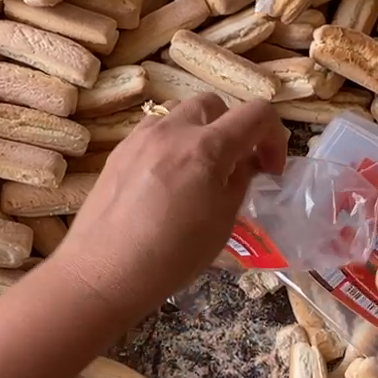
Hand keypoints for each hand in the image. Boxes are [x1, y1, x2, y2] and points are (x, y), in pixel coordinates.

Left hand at [49, 95, 286, 321]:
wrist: (103, 272)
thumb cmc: (171, 257)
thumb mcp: (222, 223)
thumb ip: (239, 181)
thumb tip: (244, 161)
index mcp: (207, 148)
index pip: (257, 114)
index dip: (274, 137)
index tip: (271, 169)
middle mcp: (173, 131)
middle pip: (215, 105)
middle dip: (234, 129)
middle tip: (236, 165)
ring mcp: (141, 137)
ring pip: (181, 113)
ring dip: (200, 131)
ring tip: (199, 170)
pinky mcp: (119, 151)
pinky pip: (154, 131)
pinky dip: (171, 143)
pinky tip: (166, 179)